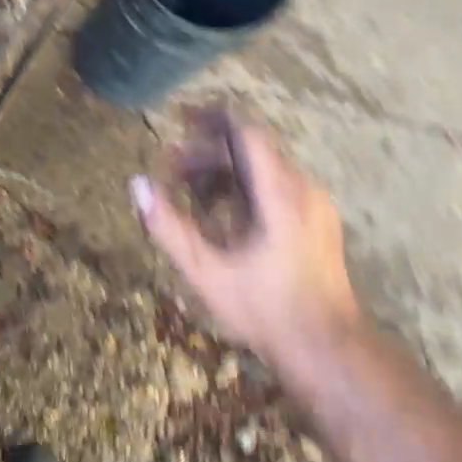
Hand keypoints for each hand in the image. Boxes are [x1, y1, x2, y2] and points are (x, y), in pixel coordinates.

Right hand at [131, 108, 361, 374]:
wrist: (324, 345)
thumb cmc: (262, 308)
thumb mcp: (204, 270)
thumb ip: (169, 225)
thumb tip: (137, 184)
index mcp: (279, 195)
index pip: (248, 135)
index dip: (213, 118)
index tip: (179, 116)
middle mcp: (302, 191)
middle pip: (254, 150)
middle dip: (208, 150)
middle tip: (168, 161)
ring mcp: (313, 207)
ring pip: (264, 170)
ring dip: (222, 171)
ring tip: (185, 187)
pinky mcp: (314, 223)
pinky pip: (275, 189)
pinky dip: (241, 189)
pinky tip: (215, 212)